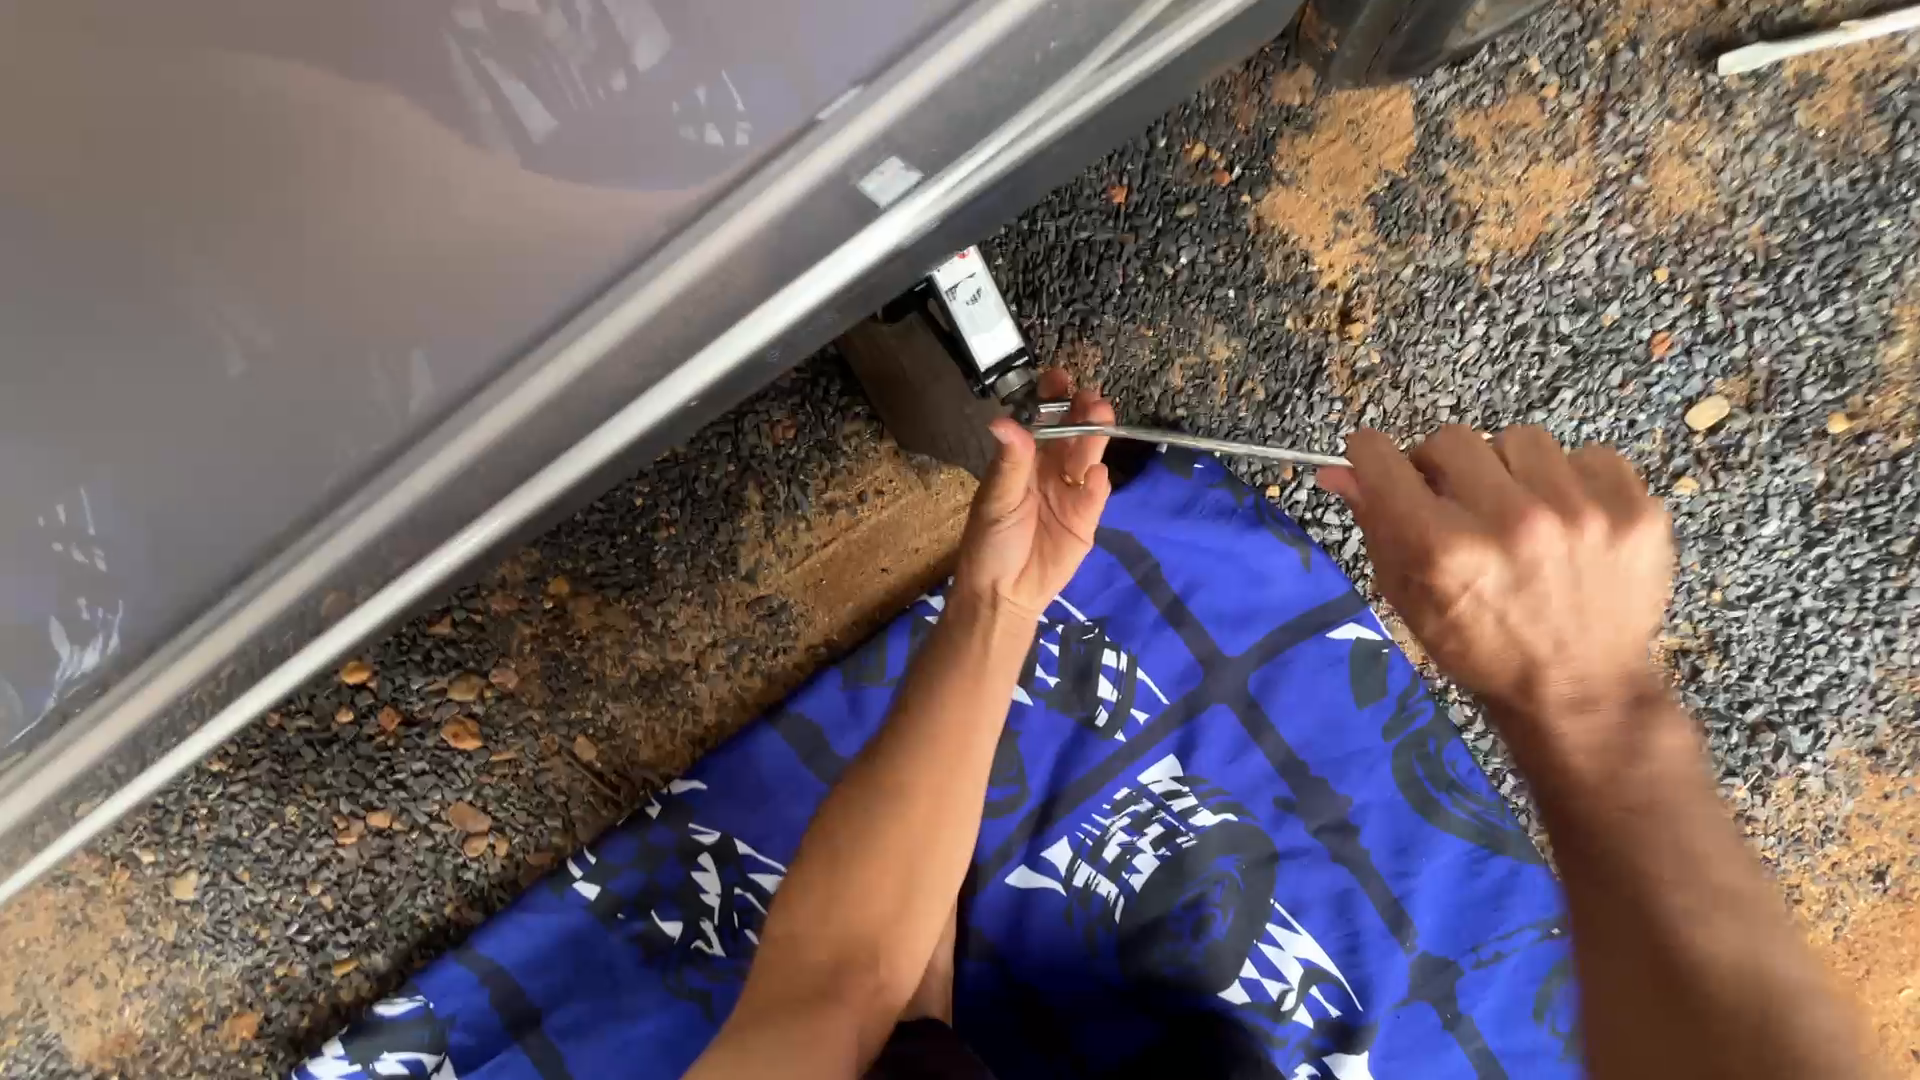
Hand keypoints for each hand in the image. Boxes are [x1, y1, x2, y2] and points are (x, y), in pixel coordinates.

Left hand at [951, 370, 1112, 620]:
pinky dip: (1096, 483)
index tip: (1059, 378)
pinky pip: (1095, 494)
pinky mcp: (1086, 519)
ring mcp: (1070, 493)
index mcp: (1024, 461)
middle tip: (1090, 396)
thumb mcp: (996, 500)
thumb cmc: (990, 543)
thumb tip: (1002, 420)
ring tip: (1101, 415)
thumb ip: (1009, 462)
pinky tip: (1094, 473)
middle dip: (1082, 413)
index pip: (1041, 421)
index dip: (1051, 399)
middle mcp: (1050, 470)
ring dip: (1096, 436)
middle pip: (1072, 434)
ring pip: (1088, 456)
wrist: (1003, 592)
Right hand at [1316, 426, 1673, 740]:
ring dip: (1505, 468)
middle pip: (1451, 438)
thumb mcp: (1405, 594)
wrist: (1578, 688)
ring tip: (1514, 509)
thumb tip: (1338, 472)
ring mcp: (1580, 512)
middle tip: (1451, 500)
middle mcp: (1508, 520)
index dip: (1369, 454)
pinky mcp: (1635, 511)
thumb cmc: (1474, 645)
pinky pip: (1587, 456)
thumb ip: (1375, 523)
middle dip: (1439, 465)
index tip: (1375, 461)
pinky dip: (1569, 480)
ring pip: (1519, 440)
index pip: (1384, 459)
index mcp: (1440, 548)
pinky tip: (1565, 518)